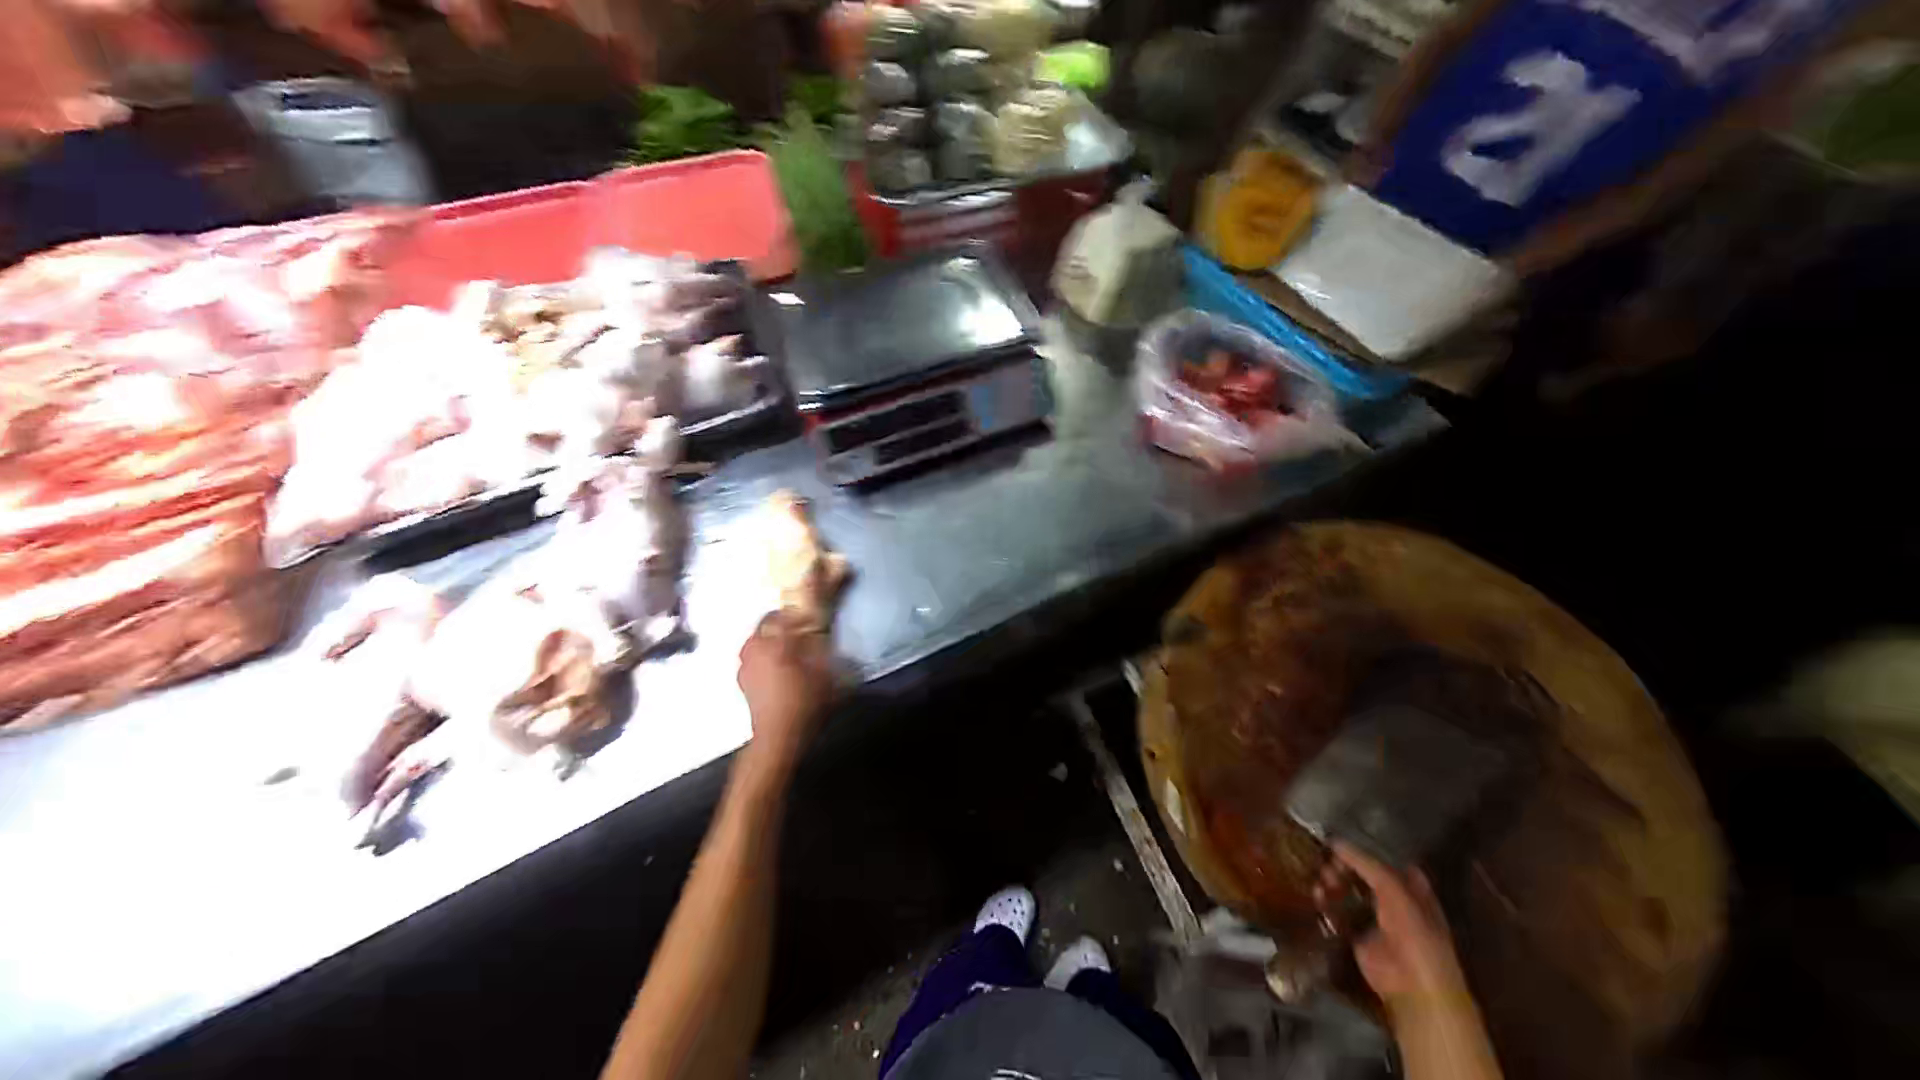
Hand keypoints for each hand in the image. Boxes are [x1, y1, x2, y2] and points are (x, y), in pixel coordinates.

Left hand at [737, 611, 833, 770]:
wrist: (778, 737)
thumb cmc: (804, 704)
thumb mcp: (825, 674)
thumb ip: (823, 650)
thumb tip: (820, 636)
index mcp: (776, 643)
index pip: (785, 615)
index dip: (799, 613)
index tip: (810, 615)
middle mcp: (756, 649)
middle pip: (766, 623)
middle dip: (782, 622)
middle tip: (798, 627)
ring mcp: (745, 664)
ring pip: (756, 639)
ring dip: (770, 638)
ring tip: (786, 646)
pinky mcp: (742, 679)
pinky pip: (752, 656)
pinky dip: (763, 655)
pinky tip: (776, 666)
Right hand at [1315, 843, 1469, 1014]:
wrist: (1412, 984)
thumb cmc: (1414, 931)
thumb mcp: (1392, 887)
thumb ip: (1364, 862)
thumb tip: (1334, 840)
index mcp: (1411, 887)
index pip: (1386, 858)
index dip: (1365, 846)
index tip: (1340, 834)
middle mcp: (1393, 900)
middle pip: (1362, 874)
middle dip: (1344, 864)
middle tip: (1327, 857)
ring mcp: (1374, 918)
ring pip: (1348, 891)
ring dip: (1333, 881)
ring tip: (1322, 875)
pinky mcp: (1357, 935)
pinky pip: (1338, 912)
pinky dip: (1326, 902)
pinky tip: (1317, 894)